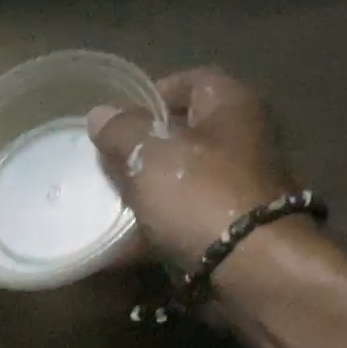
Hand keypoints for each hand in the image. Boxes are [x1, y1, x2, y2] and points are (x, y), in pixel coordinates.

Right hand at [86, 67, 298, 264]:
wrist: (247, 267)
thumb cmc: (201, 196)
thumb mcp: (152, 155)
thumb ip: (122, 132)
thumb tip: (99, 115)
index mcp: (231, 107)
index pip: (193, 80)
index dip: (152, 94)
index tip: (114, 121)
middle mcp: (240, 140)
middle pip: (183, 134)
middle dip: (141, 149)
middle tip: (102, 166)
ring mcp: (234, 188)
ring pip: (178, 181)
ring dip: (142, 192)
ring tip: (103, 206)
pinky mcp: (223, 229)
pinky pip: (177, 222)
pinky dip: (147, 231)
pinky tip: (115, 246)